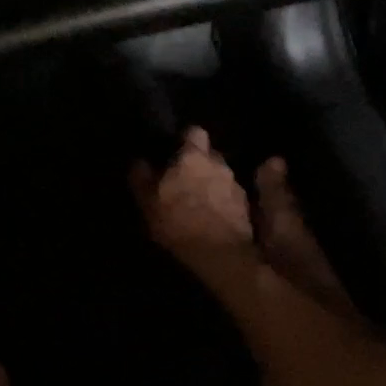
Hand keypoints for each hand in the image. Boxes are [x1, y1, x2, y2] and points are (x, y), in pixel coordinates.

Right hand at [130, 128, 256, 274]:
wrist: (218, 254)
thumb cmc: (176, 221)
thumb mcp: (146, 201)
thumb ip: (141, 177)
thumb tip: (139, 160)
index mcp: (193, 156)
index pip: (194, 132)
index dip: (185, 139)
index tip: (174, 150)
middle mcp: (219, 164)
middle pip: (209, 154)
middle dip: (199, 163)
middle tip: (183, 179)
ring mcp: (236, 186)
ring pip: (221, 176)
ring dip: (211, 183)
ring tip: (197, 201)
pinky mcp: (246, 208)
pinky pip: (231, 197)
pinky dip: (222, 202)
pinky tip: (210, 217)